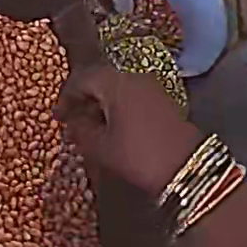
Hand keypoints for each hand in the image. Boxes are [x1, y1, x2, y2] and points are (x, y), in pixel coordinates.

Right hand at [55, 64, 203, 197]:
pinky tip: (113, 128)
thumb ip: (79, 130)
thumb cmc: (137, 155)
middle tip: (71, 120)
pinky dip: (118, 107)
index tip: (57, 116)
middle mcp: (134, 77)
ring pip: (117, 88)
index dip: (65, 96)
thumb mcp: (100, 146)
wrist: (188, 169)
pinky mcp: (164, 101)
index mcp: (115, 82)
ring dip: (100, 103)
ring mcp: (152, 88)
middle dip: (83, 99)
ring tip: (90, 127)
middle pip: (100, 80)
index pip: (81, 78)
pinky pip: (132, 96)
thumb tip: (71, 122)